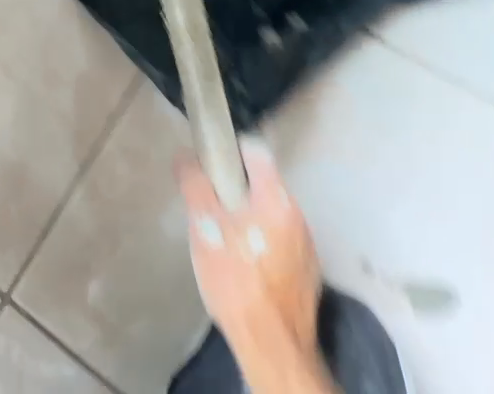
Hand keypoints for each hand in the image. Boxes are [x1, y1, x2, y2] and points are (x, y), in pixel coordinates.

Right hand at [178, 140, 325, 386]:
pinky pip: (278, 241)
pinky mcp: (307, 273)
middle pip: (260, 184)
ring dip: (245, 217)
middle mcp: (298, 216)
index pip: (255, 150)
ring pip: (268, 214)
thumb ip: (195, 186)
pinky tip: (240, 265)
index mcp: (276, 199)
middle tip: (205, 207)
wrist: (271, 344)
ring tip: (219, 239)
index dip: (228, 148)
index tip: (206, 161)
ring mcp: (307, 246)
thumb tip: (186, 156)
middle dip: (232, 189)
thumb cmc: (235, 279)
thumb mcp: (203, 226)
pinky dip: (258, 242)